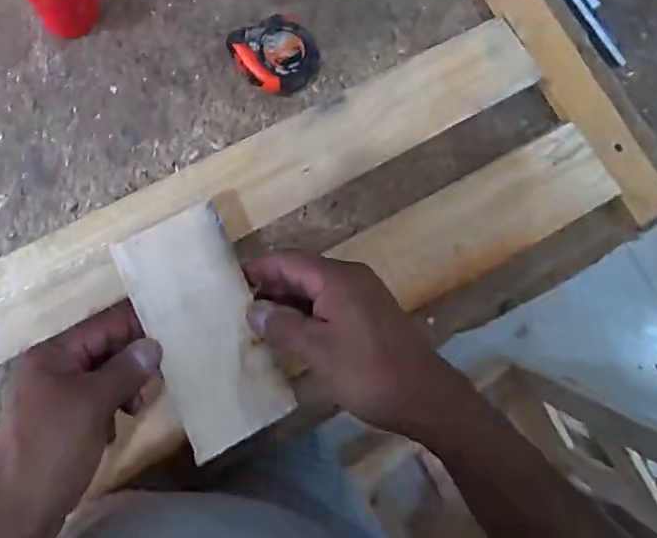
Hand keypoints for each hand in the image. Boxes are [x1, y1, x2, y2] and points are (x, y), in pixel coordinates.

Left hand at [0, 305, 160, 537]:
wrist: (14, 518)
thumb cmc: (53, 449)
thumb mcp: (94, 404)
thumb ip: (126, 369)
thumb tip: (152, 346)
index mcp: (52, 353)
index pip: (103, 325)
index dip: (136, 327)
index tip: (168, 334)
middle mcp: (50, 368)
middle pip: (103, 350)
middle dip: (130, 364)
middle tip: (155, 380)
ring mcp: (51, 397)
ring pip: (101, 378)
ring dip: (123, 389)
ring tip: (134, 409)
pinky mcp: (57, 425)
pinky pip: (92, 402)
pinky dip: (109, 410)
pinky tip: (113, 430)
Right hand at [244, 251, 477, 440]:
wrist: (425, 396)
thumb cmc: (368, 371)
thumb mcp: (318, 352)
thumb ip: (284, 326)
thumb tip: (253, 309)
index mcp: (337, 277)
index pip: (289, 261)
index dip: (259, 268)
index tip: (231, 280)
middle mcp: (350, 276)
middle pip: (302, 270)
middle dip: (272, 285)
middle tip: (239, 305)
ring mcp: (363, 293)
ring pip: (316, 287)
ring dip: (290, 300)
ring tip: (260, 321)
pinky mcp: (370, 312)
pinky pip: (330, 300)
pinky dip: (309, 310)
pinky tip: (294, 332)